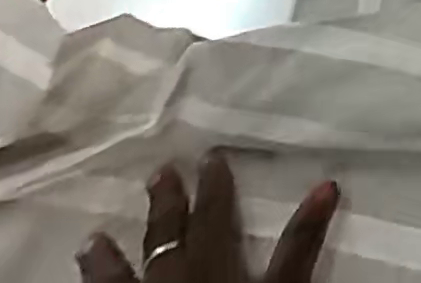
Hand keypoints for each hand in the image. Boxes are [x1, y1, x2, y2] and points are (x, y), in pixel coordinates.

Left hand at [78, 150, 338, 282]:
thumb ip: (300, 243)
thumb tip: (328, 183)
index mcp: (209, 265)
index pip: (213, 216)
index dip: (214, 185)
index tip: (210, 156)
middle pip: (165, 239)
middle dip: (164, 206)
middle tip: (158, 173)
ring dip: (105, 262)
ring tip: (92, 241)